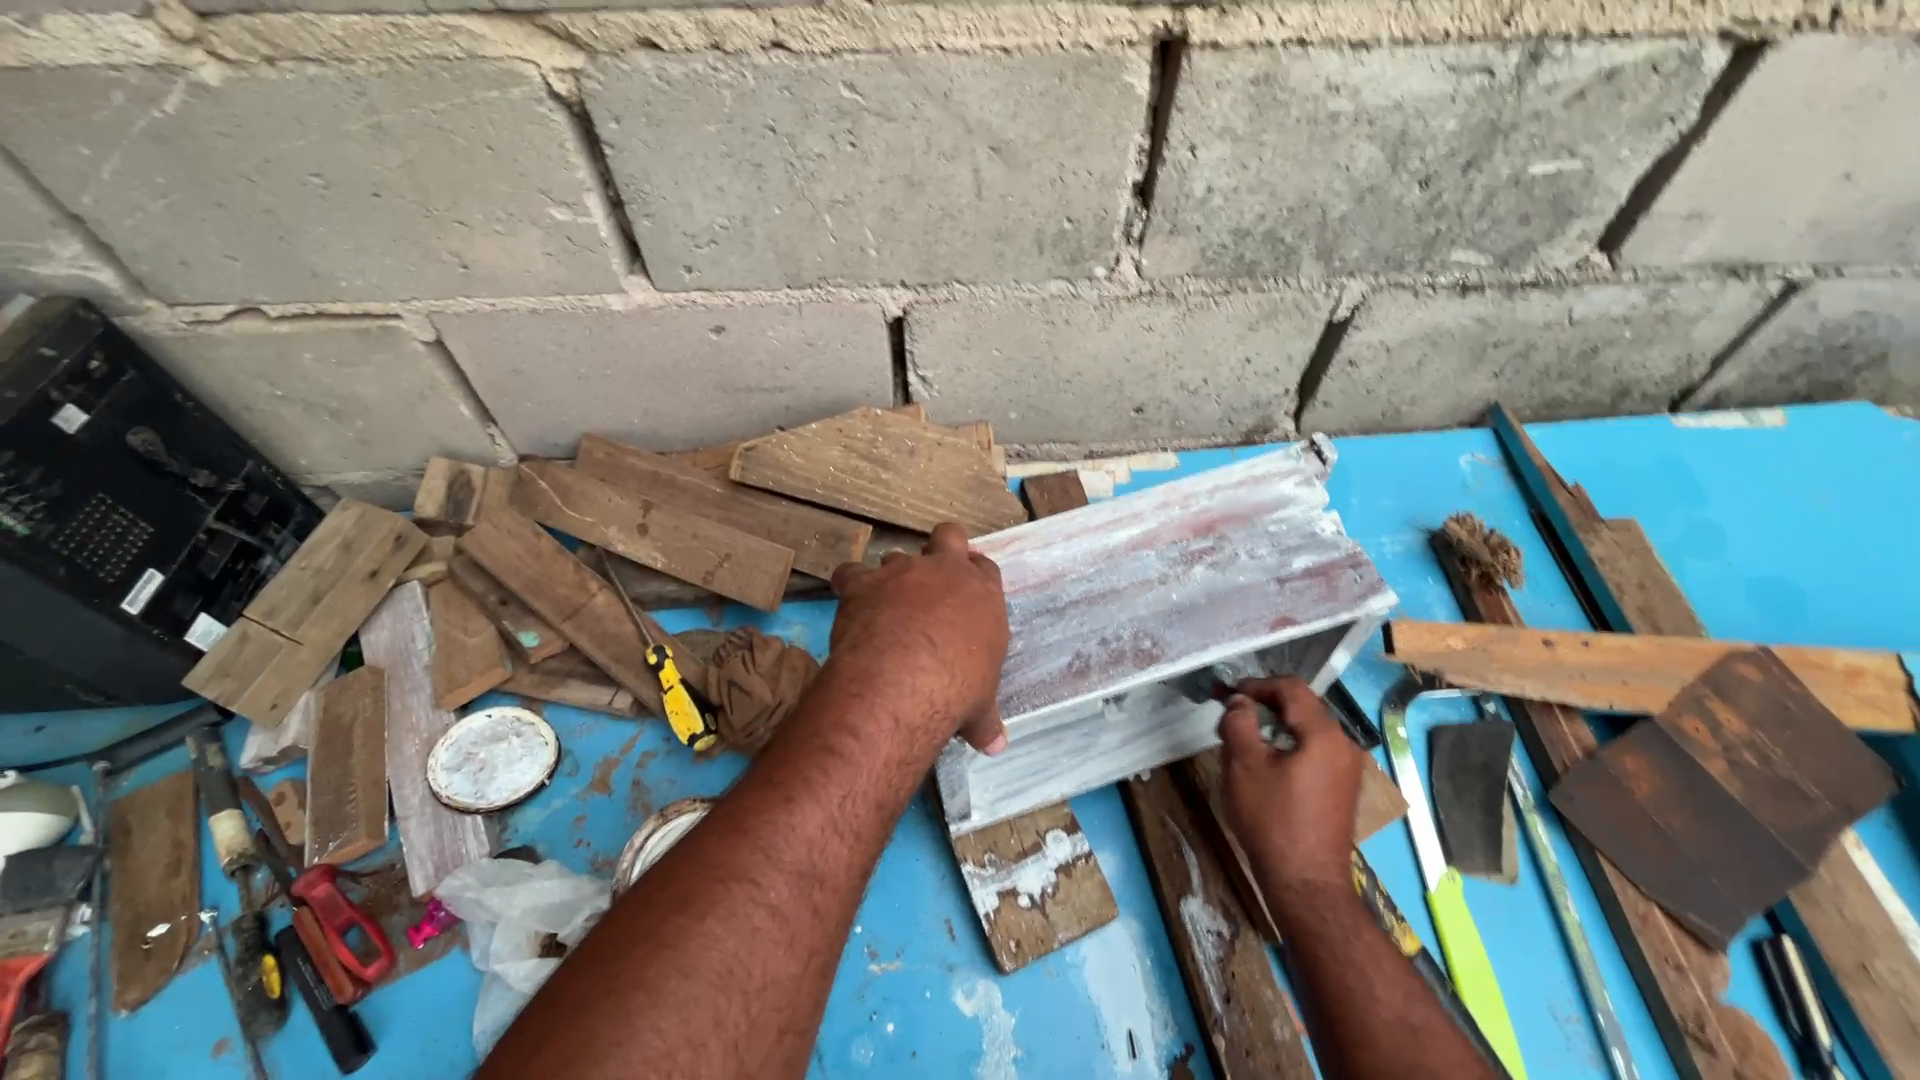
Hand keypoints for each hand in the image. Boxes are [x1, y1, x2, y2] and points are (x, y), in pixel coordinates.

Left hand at [828, 523, 1009, 754]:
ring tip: (884, 600)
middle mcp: (946, 572)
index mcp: (983, 596)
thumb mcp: (978, 708)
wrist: (906, 681)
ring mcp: (903, 573)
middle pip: (949, 535)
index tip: (966, 589)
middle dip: (941, 546)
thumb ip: (985, 720)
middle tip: (931, 573)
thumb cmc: (957, 692)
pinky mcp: (864, 583)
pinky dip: (848, 584)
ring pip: (897, 554)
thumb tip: (997, 747)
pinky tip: (846, 600)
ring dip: (891, 573)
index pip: (986, 569)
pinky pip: (850, 571)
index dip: (974, 574)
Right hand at [1217, 676, 1362, 892]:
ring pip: (1308, 730)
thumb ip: (1238, 723)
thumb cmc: (1272, 820)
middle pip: (1302, 707)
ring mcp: (1347, 769)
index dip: (1256, 685)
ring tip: (1245, 740)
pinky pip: (1314, 751)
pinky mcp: (1342, 788)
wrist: (1305, 882)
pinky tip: (1267, 765)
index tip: (1227, 694)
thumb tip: (1239, 702)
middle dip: (1265, 705)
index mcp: (1324, 734)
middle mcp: (1344, 745)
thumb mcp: (1243, 766)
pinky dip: (1289, 746)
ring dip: (1276, 727)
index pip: (1291, 688)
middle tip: (1232, 714)